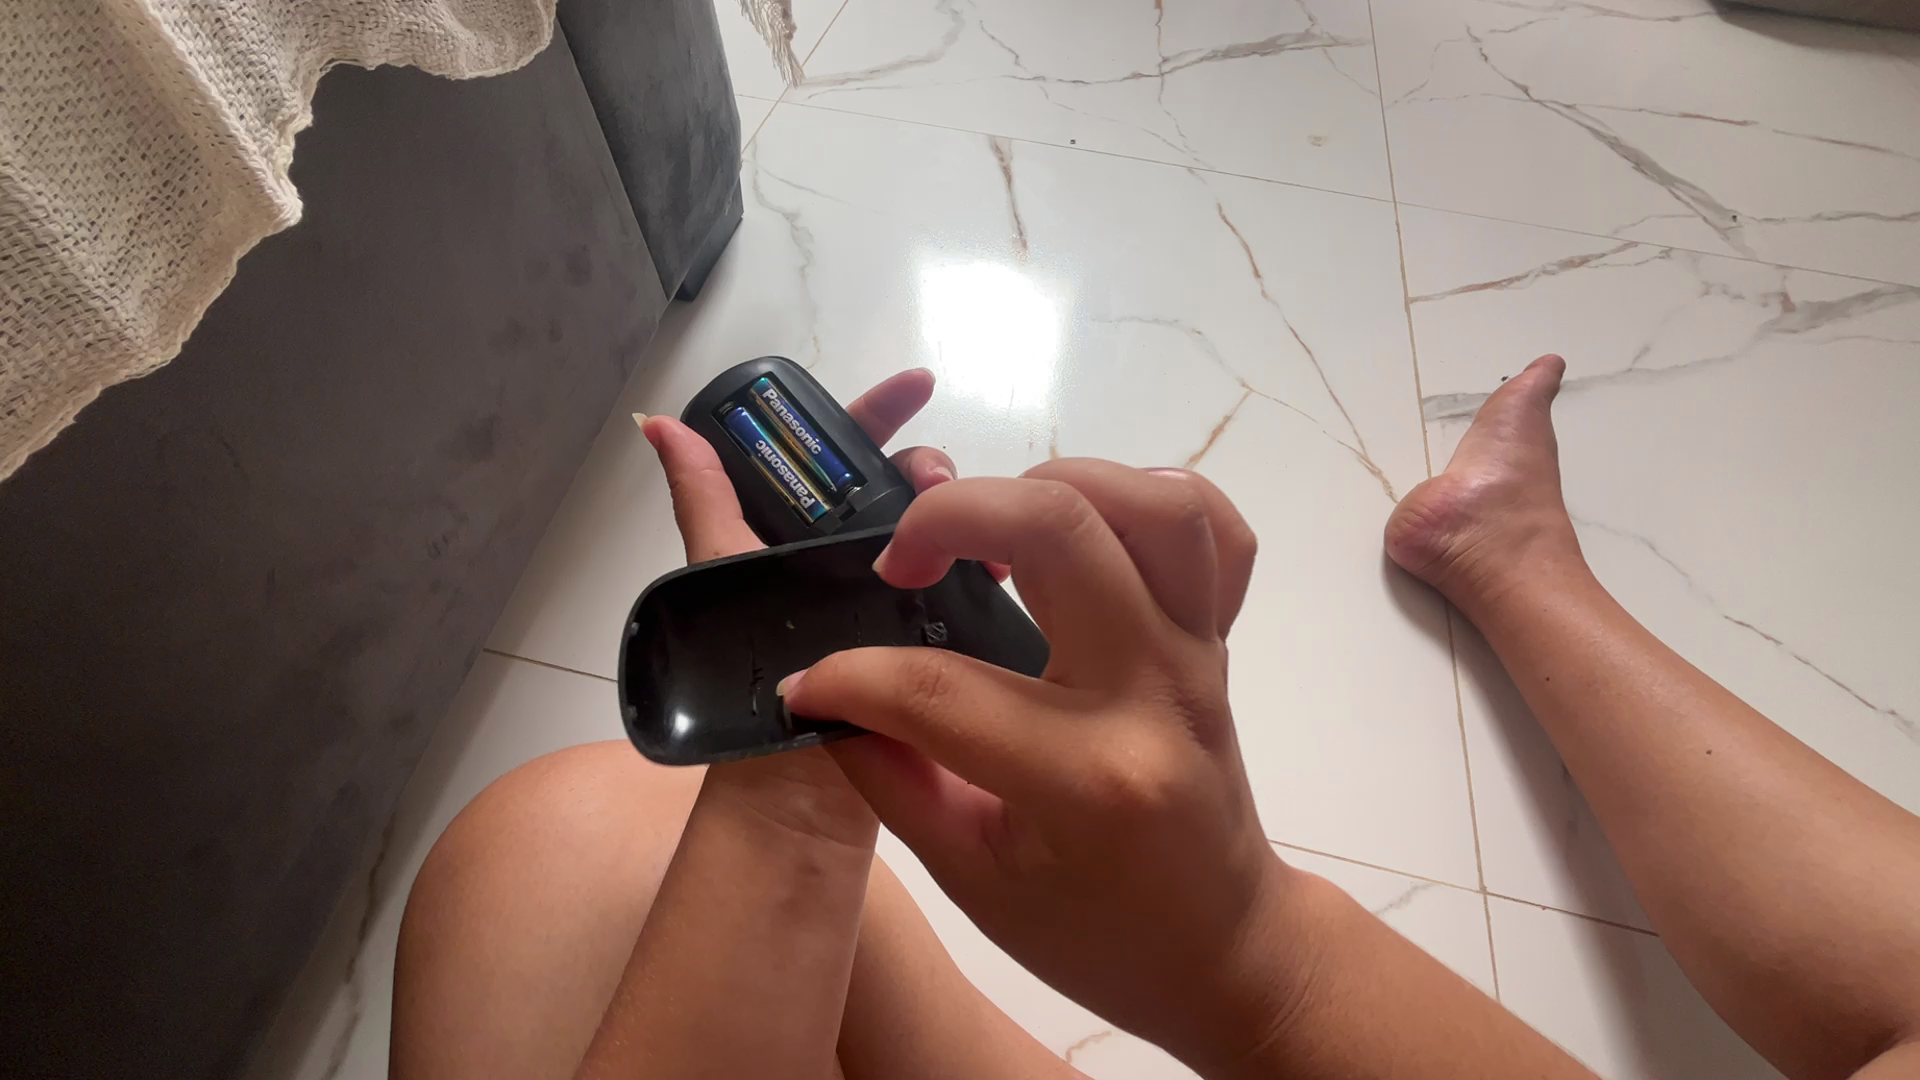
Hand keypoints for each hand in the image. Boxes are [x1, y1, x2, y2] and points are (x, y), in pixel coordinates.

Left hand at [640, 368, 961, 844]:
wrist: (805, 792)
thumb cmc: (759, 685)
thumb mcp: (726, 581)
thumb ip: (706, 507)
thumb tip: (658, 428)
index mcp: (797, 539)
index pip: (835, 458)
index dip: (870, 415)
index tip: (915, 388)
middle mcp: (844, 562)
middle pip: (896, 489)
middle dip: (925, 467)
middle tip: (942, 480)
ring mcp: (887, 600)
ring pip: (933, 533)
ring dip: (960, 515)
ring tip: (979, 525)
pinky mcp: (922, 639)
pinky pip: (957, 585)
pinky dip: (979, 567)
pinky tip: (999, 567)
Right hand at [783, 460, 1301, 1070]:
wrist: (1221, 941)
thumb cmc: (1095, 932)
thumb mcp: (969, 876)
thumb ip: (889, 773)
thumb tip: (825, 694)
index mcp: (1085, 776)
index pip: (938, 688)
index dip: (847, 676)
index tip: (808, 681)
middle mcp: (1153, 689)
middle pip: (1059, 528)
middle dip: (947, 515)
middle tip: (901, 560)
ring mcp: (1200, 651)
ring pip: (1155, 503)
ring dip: (1054, 484)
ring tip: (996, 528)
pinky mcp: (1219, 636)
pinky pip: (1216, 531)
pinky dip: (1146, 499)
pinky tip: (1090, 528)